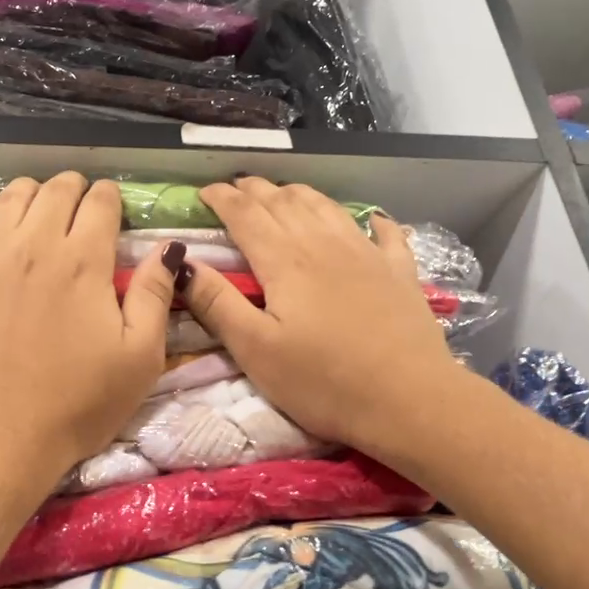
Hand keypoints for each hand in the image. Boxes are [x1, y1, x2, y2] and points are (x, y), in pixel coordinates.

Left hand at [0, 172, 180, 485]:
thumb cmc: (76, 405)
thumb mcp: (139, 358)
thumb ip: (154, 296)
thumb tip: (169, 249)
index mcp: (84, 260)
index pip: (100, 202)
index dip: (109, 197)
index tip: (111, 205)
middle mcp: (33, 243)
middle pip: (55, 190)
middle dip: (73, 189)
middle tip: (78, 204)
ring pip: (9, 197)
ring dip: (30, 193)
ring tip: (37, 207)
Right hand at [178, 177, 465, 458]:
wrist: (408, 399)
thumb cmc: (322, 381)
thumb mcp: (255, 350)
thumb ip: (216, 303)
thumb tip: (180, 262)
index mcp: (284, 261)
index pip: (245, 214)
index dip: (221, 199)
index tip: (203, 193)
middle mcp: (324, 244)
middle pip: (285, 202)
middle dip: (256, 190)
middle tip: (235, 189)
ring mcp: (367, 254)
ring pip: (328, 208)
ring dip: (300, 195)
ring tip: (284, 193)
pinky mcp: (399, 273)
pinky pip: (386, 234)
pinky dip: (373, 221)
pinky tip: (373, 219)